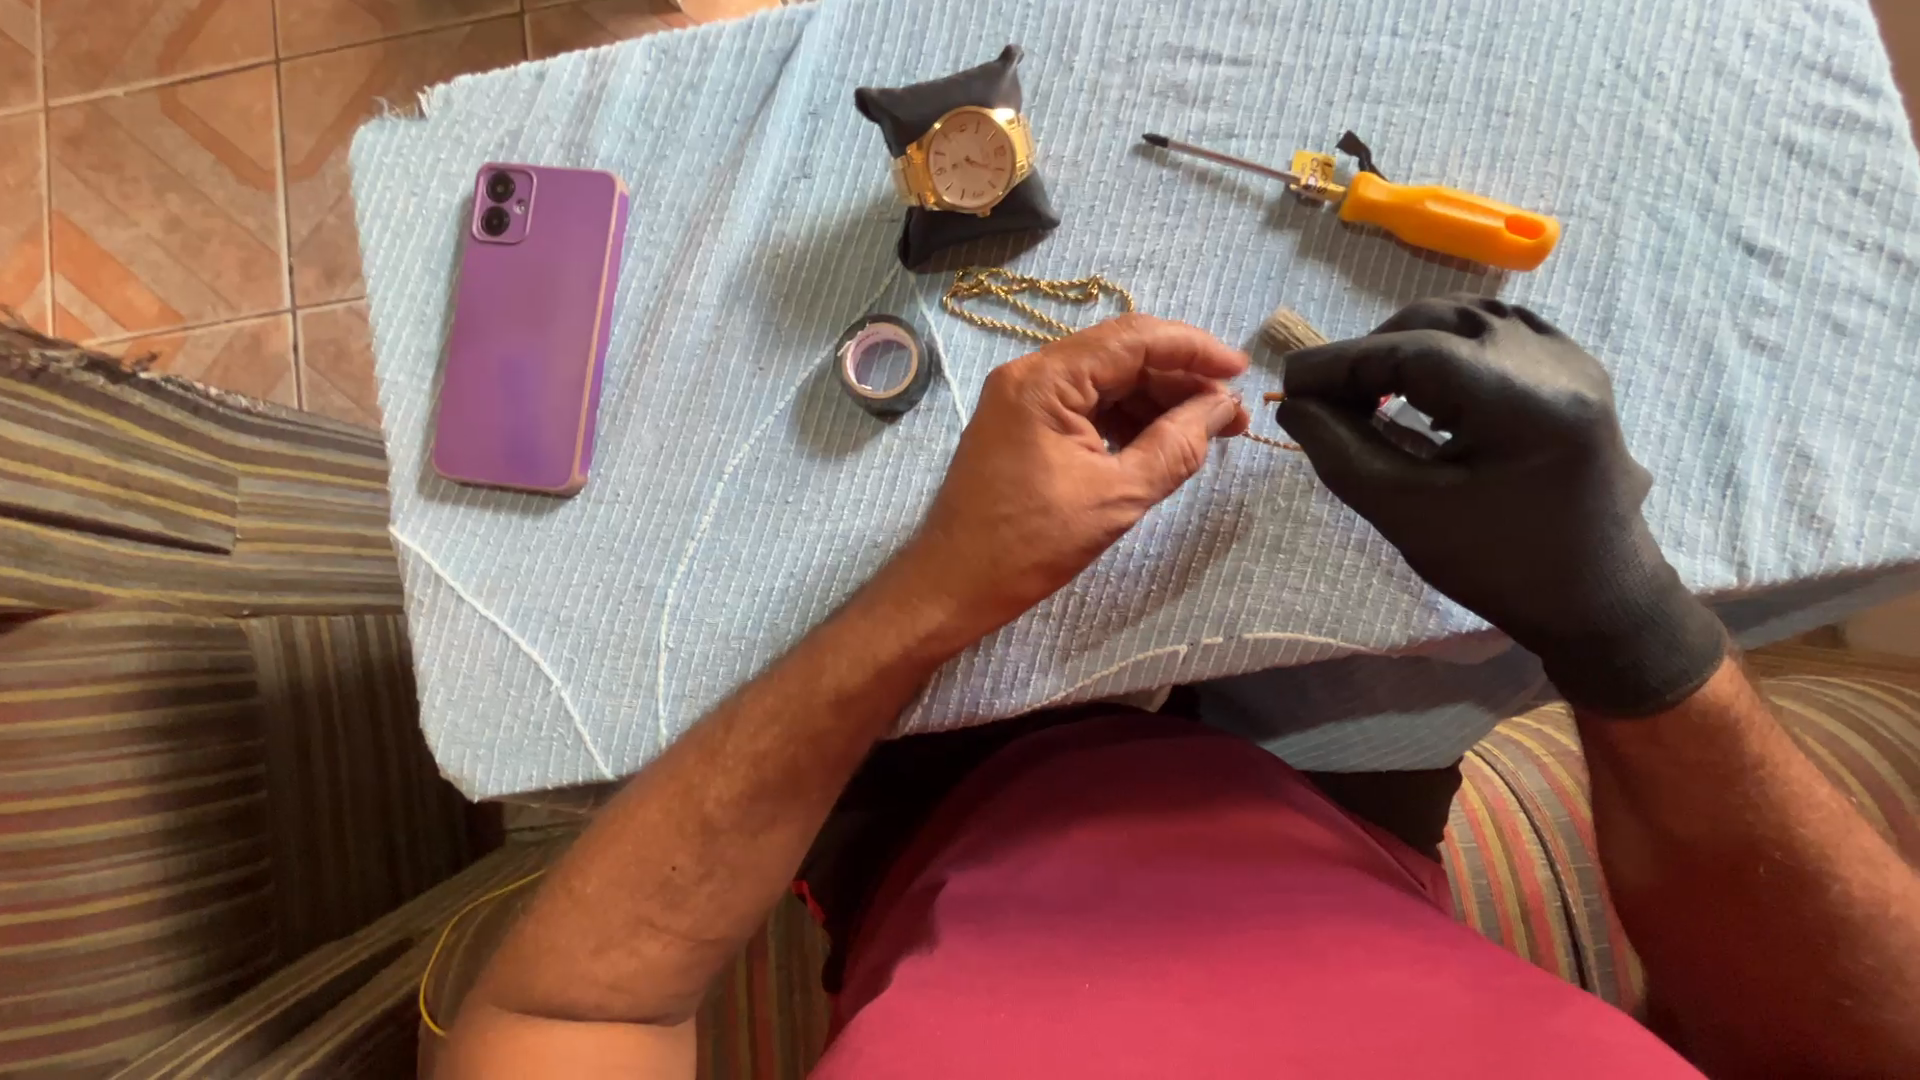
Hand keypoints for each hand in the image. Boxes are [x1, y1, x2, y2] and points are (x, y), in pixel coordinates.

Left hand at [887, 315, 1249, 647]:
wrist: (953, 585)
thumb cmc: (1028, 545)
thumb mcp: (1116, 496)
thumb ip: (1176, 445)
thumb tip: (1222, 408)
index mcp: (1045, 379)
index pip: (1134, 338)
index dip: (1195, 350)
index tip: (1241, 373)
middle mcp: (1028, 376)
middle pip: (1119, 357)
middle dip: (1179, 382)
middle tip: (1230, 417)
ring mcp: (1020, 401)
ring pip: (1103, 384)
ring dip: (1155, 404)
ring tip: (1206, 434)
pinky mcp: (1020, 428)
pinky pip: (1082, 409)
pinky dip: (1123, 423)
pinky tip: (1160, 443)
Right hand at [1277, 294, 1725, 715]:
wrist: (1594, 595)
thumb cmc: (1493, 565)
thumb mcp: (1401, 512)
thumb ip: (1338, 450)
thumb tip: (1294, 404)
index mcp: (1522, 404)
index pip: (1411, 351)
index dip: (1339, 361)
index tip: (1288, 386)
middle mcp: (1555, 364)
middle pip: (1437, 322)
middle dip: (1368, 353)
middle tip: (1327, 400)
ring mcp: (1572, 361)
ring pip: (1465, 318)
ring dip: (1403, 346)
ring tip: (1370, 393)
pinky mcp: (1574, 371)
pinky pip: (1495, 332)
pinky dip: (1442, 348)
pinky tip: (1420, 388)